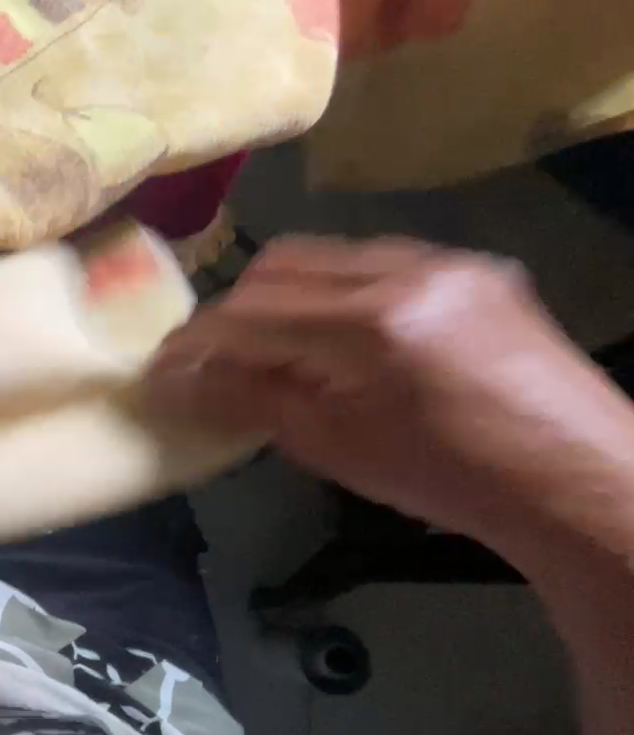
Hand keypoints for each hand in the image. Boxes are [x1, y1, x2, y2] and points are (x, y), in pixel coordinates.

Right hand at [143, 236, 633, 558]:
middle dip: (228, 315)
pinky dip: (324, 292)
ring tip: (268, 347)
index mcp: (369, 328)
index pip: (243, 315)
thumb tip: (168, 380)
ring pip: (316, 256)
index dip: (188, 344)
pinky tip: (327, 335)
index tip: (156, 373)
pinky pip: (365, 262)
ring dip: (273, 298)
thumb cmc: (442, 475)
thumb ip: (240, 396)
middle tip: (211, 362)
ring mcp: (444, 264)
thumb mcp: (322, 443)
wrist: (579, 478)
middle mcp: (408, 275)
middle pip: (273, 268)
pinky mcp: (467, 268)